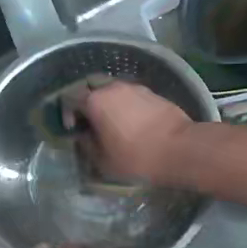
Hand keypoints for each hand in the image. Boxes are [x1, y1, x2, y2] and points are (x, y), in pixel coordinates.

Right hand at [75, 81, 195, 185]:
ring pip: (113, 90)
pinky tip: (132, 123)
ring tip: (113, 124)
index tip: (73, 129)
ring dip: (108, 103)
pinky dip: (126, 105)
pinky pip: (130, 95)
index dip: (67, 113)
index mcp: (95, 101)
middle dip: (87, 102)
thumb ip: (86, 145)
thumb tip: (83, 137)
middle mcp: (113, 87)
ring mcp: (135, 87)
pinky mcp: (153, 93)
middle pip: (91, 88)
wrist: (179, 148)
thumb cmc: (135, 156)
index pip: (70, 98)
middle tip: (91, 122)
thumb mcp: (102, 160)